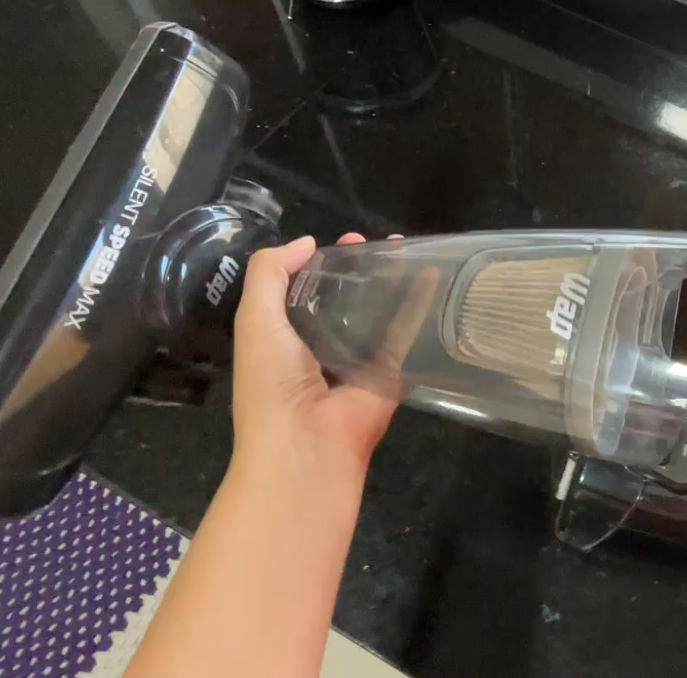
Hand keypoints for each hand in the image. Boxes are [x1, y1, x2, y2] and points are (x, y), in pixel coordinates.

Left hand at [229, 233, 397, 502]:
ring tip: (402, 246)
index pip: (302, 289)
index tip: (338, 241)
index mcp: (283, 337)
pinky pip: (406, 330)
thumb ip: (268, 275)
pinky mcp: (390, 369)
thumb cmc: (271, 382)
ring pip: (376, 309)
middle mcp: (320, 346)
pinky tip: (431, 273)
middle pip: (342, 296)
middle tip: (371, 240)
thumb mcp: (255, 321)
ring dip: (388, 277)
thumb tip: (306, 242)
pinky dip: (419, 302)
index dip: (317, 261)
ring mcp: (357, 358)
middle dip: (355, 266)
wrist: (307, 445)